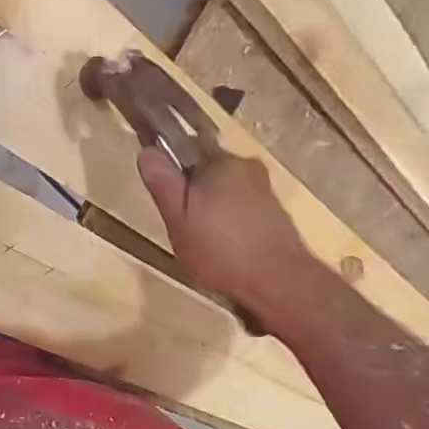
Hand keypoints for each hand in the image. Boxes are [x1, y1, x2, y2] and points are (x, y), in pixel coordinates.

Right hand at [137, 147, 322, 316]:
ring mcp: (266, 189)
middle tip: (185, 229)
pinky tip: (229, 250)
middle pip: (209, 171)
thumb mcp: (179, 220)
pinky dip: (234, 224)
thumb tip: (147, 151)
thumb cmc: (222, 251)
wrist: (280, 281)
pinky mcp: (277, 213)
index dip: (172, 171)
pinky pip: (244, 210)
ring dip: (215, 211)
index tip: (167, 199)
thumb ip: (163, 183)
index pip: (187, 147)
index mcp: (220, 161)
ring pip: (228, 192)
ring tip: (207, 245)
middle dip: (196, 194)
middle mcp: (247, 166)